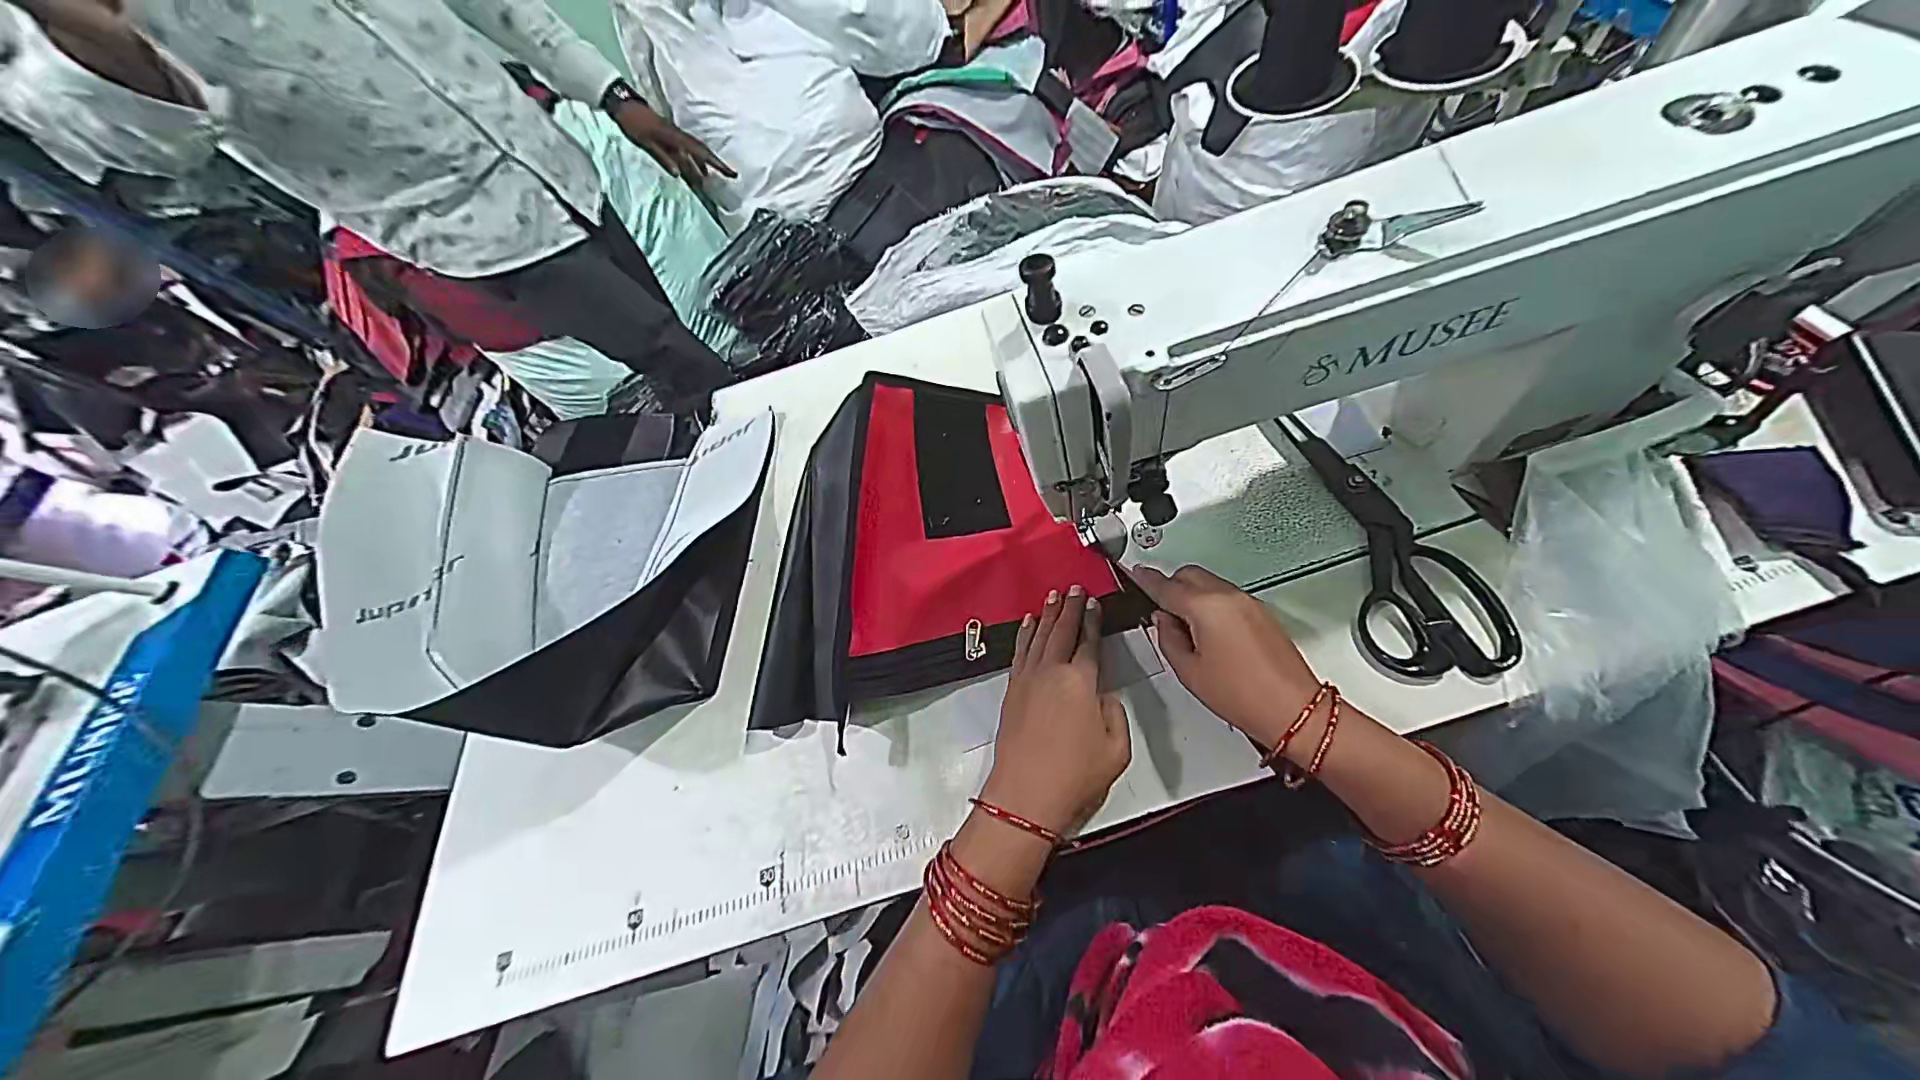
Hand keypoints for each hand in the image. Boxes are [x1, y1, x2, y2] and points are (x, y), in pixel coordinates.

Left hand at [610, 100, 734, 183]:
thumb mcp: (646, 142)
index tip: (731, 173)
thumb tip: (678, 173)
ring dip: (704, 164)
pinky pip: (686, 149)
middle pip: (702, 151)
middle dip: (716, 163)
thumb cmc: (633, 123)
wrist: (622, 104)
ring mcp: (675, 135)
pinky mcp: (670, 136)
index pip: (700, 152)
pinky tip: (694, 169)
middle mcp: (678, 136)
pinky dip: (693, 160)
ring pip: (694, 151)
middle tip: (729, 175)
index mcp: (675, 137)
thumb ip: (663, 157)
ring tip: (710, 179)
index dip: (716, 163)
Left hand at [980, 586, 1130, 836]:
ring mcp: (1028, 680)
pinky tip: (1029, 625)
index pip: (1089, 641)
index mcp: (1081, 681)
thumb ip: (1115, 713)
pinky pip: (1020, 651)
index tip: (1094, 603)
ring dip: (1047, 614)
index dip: (1093, 620)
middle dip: (1070, 607)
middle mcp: (1051, 673)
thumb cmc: (1073, 776)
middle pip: (1062, 630)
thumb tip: (1103, 696)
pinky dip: (1025, 634)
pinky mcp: (1012, 691)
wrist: (1026, 796)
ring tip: (1053, 597)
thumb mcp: (1117, 747)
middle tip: (1074, 588)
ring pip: (1039, 636)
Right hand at [1128, 565, 1320, 748]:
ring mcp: (1248, 603)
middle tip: (1159, 608)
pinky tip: (1208, 632)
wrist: (1294, 710)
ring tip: (1185, 629)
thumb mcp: (1188, 671)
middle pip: (1188, 575)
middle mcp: (1229, 597)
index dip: (1145, 579)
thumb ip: (1167, 638)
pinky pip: (1227, 596)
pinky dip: (1211, 604)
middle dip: (1170, 585)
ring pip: (1209, 582)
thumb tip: (1162, 622)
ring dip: (1192, 595)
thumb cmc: (1247, 695)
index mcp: (1206, 607)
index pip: (1165, 586)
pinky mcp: (1261, 613)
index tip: (1136, 573)